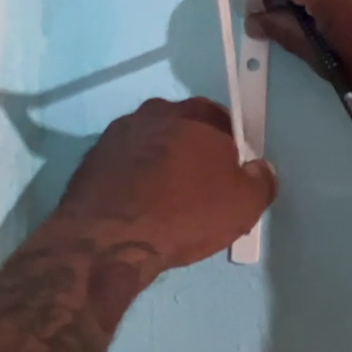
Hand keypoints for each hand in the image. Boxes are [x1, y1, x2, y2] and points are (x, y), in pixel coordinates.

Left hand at [52, 98, 276, 269]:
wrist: (109, 238)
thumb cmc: (184, 214)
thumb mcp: (243, 205)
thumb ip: (260, 180)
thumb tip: (259, 168)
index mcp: (193, 115)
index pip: (219, 118)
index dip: (228, 142)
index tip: (231, 169)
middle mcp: (152, 114)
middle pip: (180, 127)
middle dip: (191, 149)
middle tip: (199, 184)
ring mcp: (117, 134)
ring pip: (148, 143)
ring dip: (159, 162)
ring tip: (165, 198)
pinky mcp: (91, 159)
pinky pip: (123, 164)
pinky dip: (132, 177)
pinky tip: (137, 204)